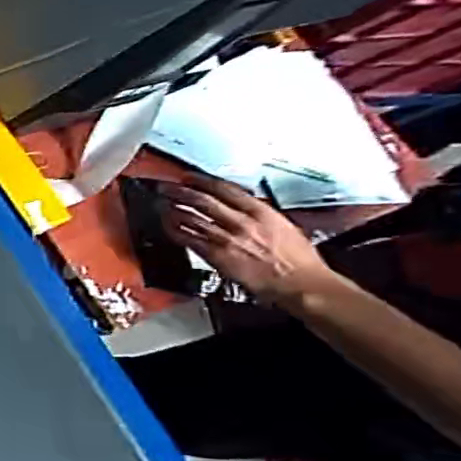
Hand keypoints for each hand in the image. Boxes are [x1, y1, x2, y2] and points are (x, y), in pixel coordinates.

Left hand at [159, 175, 340, 308]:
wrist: (300, 283)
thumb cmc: (298, 259)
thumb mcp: (284, 226)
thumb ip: (260, 214)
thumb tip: (240, 205)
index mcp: (262, 213)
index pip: (226, 189)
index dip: (202, 181)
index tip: (188, 177)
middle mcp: (242, 223)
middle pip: (203, 201)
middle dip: (180, 191)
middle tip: (165, 186)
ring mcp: (227, 239)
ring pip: (191, 218)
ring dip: (171, 208)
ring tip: (160, 202)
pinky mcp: (215, 255)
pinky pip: (187, 238)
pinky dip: (173, 229)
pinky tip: (166, 224)